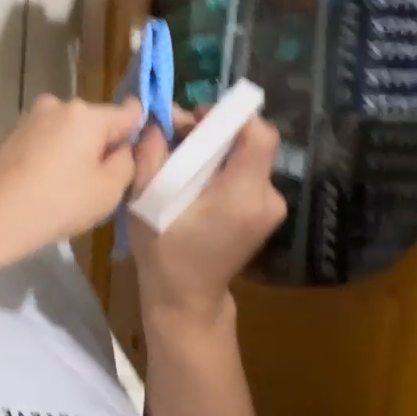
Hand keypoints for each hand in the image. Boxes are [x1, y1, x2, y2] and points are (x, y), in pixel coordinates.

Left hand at [0, 94, 142, 254]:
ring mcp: (31, 118)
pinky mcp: (12, 134)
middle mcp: (57, 105)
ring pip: (70, 132)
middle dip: (102, 146)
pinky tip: (45, 184)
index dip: (138, 136)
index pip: (130, 113)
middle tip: (98, 183)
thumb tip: (123, 146)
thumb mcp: (109, 189)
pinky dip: (52, 156)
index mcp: (86, 114)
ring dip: (75, 152)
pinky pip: (46, 140)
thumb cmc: (57, 204)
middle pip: (96, 122)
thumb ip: (128, 160)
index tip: (131, 162)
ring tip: (69, 187)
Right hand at [127, 109, 287, 339]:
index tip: (195, 121)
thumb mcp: (144, 202)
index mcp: (241, 195)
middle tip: (175, 139)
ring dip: (214, 151)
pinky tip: (193, 182)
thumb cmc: (163, 252)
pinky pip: (246, 174)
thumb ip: (152, 156)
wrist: (186, 298)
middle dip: (213, 133)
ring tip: (178, 162)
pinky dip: (221, 168)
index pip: (258, 135)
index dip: (229, 117)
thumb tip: (158, 118)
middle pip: (251, 143)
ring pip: (247, 157)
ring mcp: (272, 206)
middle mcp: (267, 197)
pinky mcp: (265, 212)